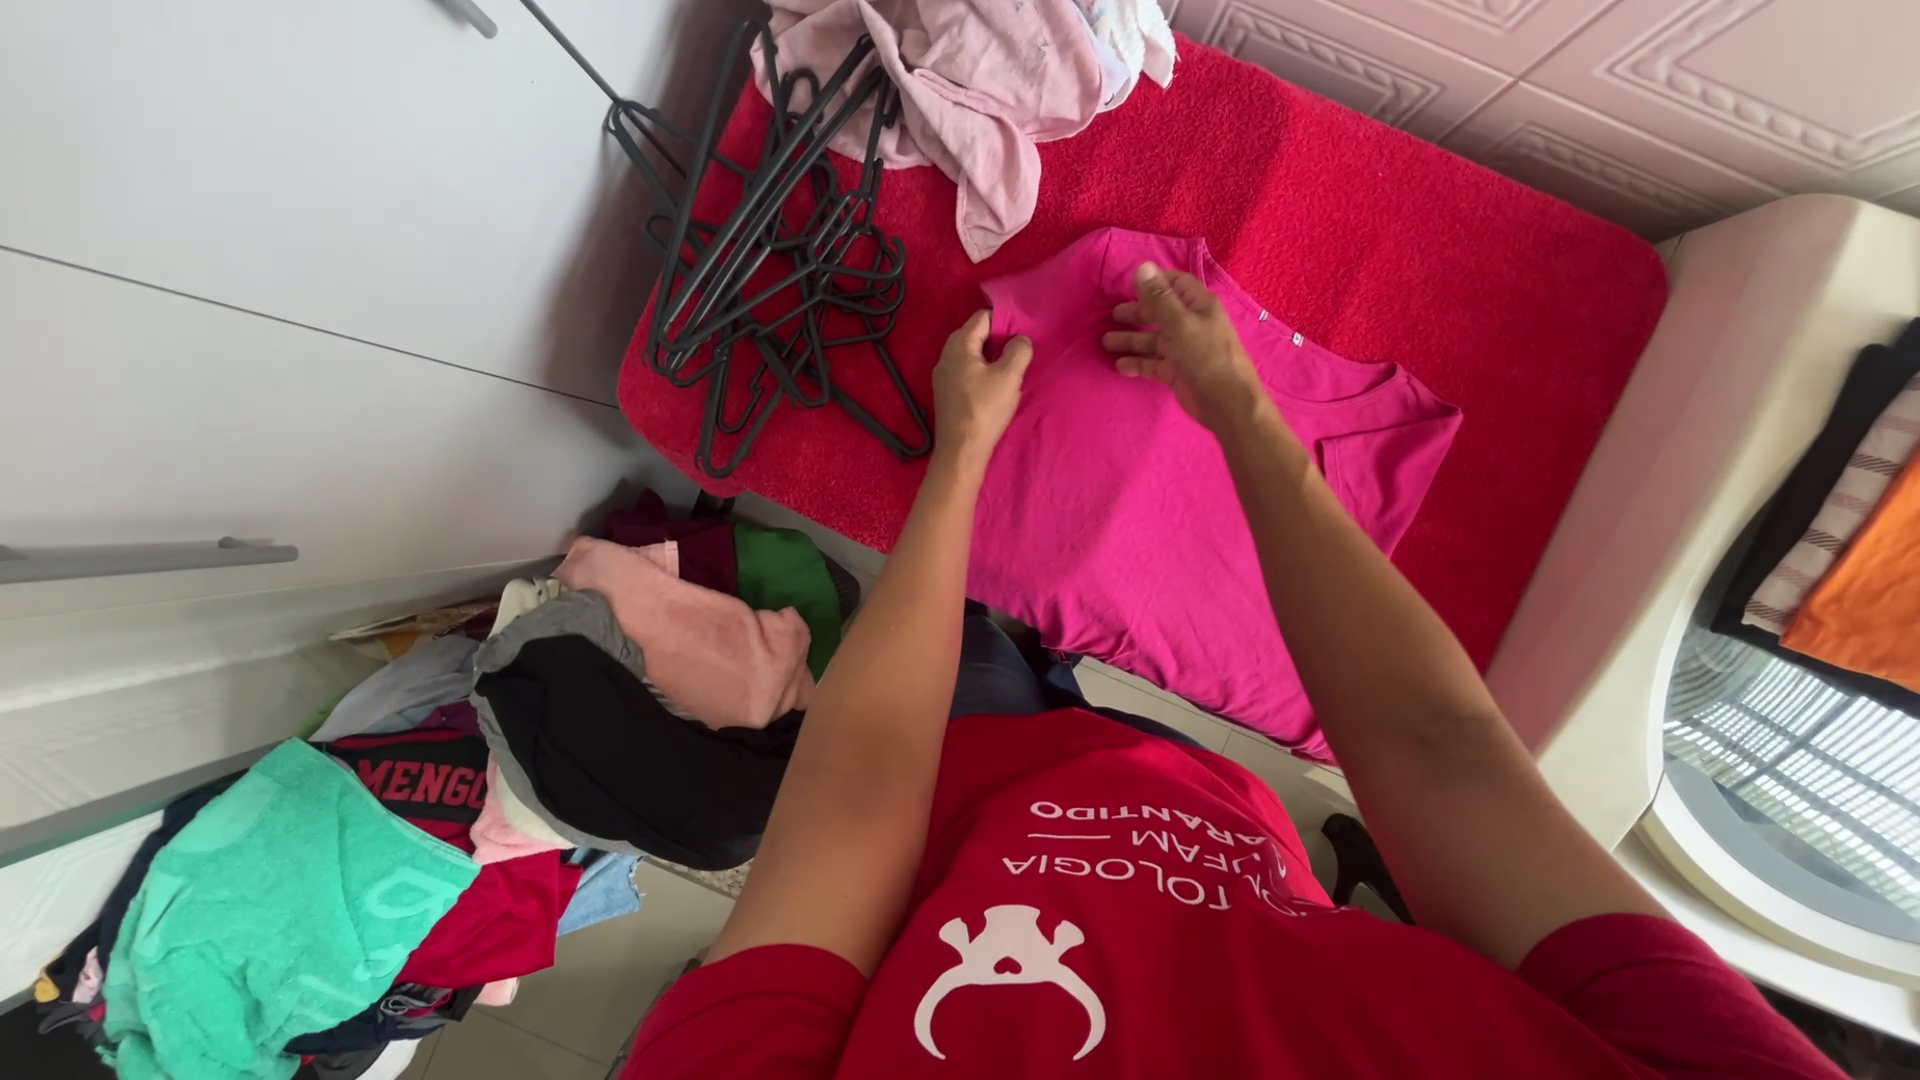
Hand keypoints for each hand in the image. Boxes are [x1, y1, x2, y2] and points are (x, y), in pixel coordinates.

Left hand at [933, 310, 1032, 469]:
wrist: (961, 449)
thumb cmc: (985, 409)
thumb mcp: (1009, 377)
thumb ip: (1019, 351)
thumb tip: (1021, 340)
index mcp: (959, 345)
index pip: (982, 318)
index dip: (1004, 321)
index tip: (1021, 334)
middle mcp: (946, 355)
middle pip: (974, 335)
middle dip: (997, 339)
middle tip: (1017, 353)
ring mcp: (943, 375)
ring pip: (970, 355)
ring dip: (990, 357)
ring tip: (1009, 371)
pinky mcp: (946, 393)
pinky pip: (966, 371)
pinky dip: (981, 372)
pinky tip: (994, 387)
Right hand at [1103, 262, 1265, 432]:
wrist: (1225, 403)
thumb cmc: (1206, 357)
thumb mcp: (1180, 324)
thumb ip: (1159, 298)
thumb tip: (1142, 267)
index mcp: (1198, 306)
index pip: (1175, 284)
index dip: (1154, 282)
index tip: (1128, 285)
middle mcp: (1190, 324)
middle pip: (1159, 312)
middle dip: (1136, 313)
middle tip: (1112, 316)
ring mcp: (1182, 349)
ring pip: (1152, 339)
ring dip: (1131, 339)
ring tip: (1106, 342)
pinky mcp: (1175, 371)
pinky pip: (1152, 363)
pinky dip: (1137, 363)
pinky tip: (1119, 366)